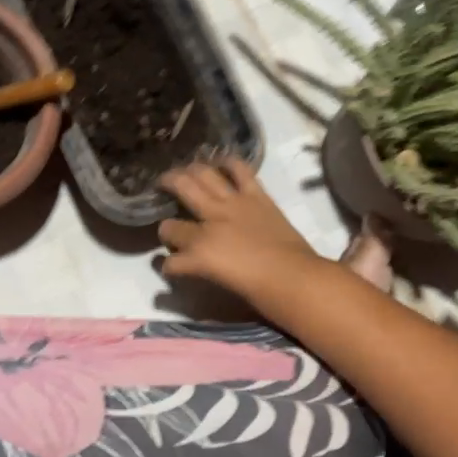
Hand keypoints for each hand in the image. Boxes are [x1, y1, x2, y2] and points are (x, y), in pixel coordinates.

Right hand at [158, 157, 342, 296]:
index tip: (168, 253)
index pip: (168, 238)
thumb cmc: (259, 293)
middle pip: (180, 190)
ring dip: (189, 170)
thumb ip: (196, 266)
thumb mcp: (216, 282)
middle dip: (165, 185)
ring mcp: (235, 204)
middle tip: (161, 187)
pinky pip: (240, 170)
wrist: (297, 280)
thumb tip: (183, 261)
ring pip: (203, 174)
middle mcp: (211, 219)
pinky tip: (220, 164)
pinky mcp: (257, 196)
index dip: (165, 246)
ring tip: (184, 171)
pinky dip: (228, 163)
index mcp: (199, 248)